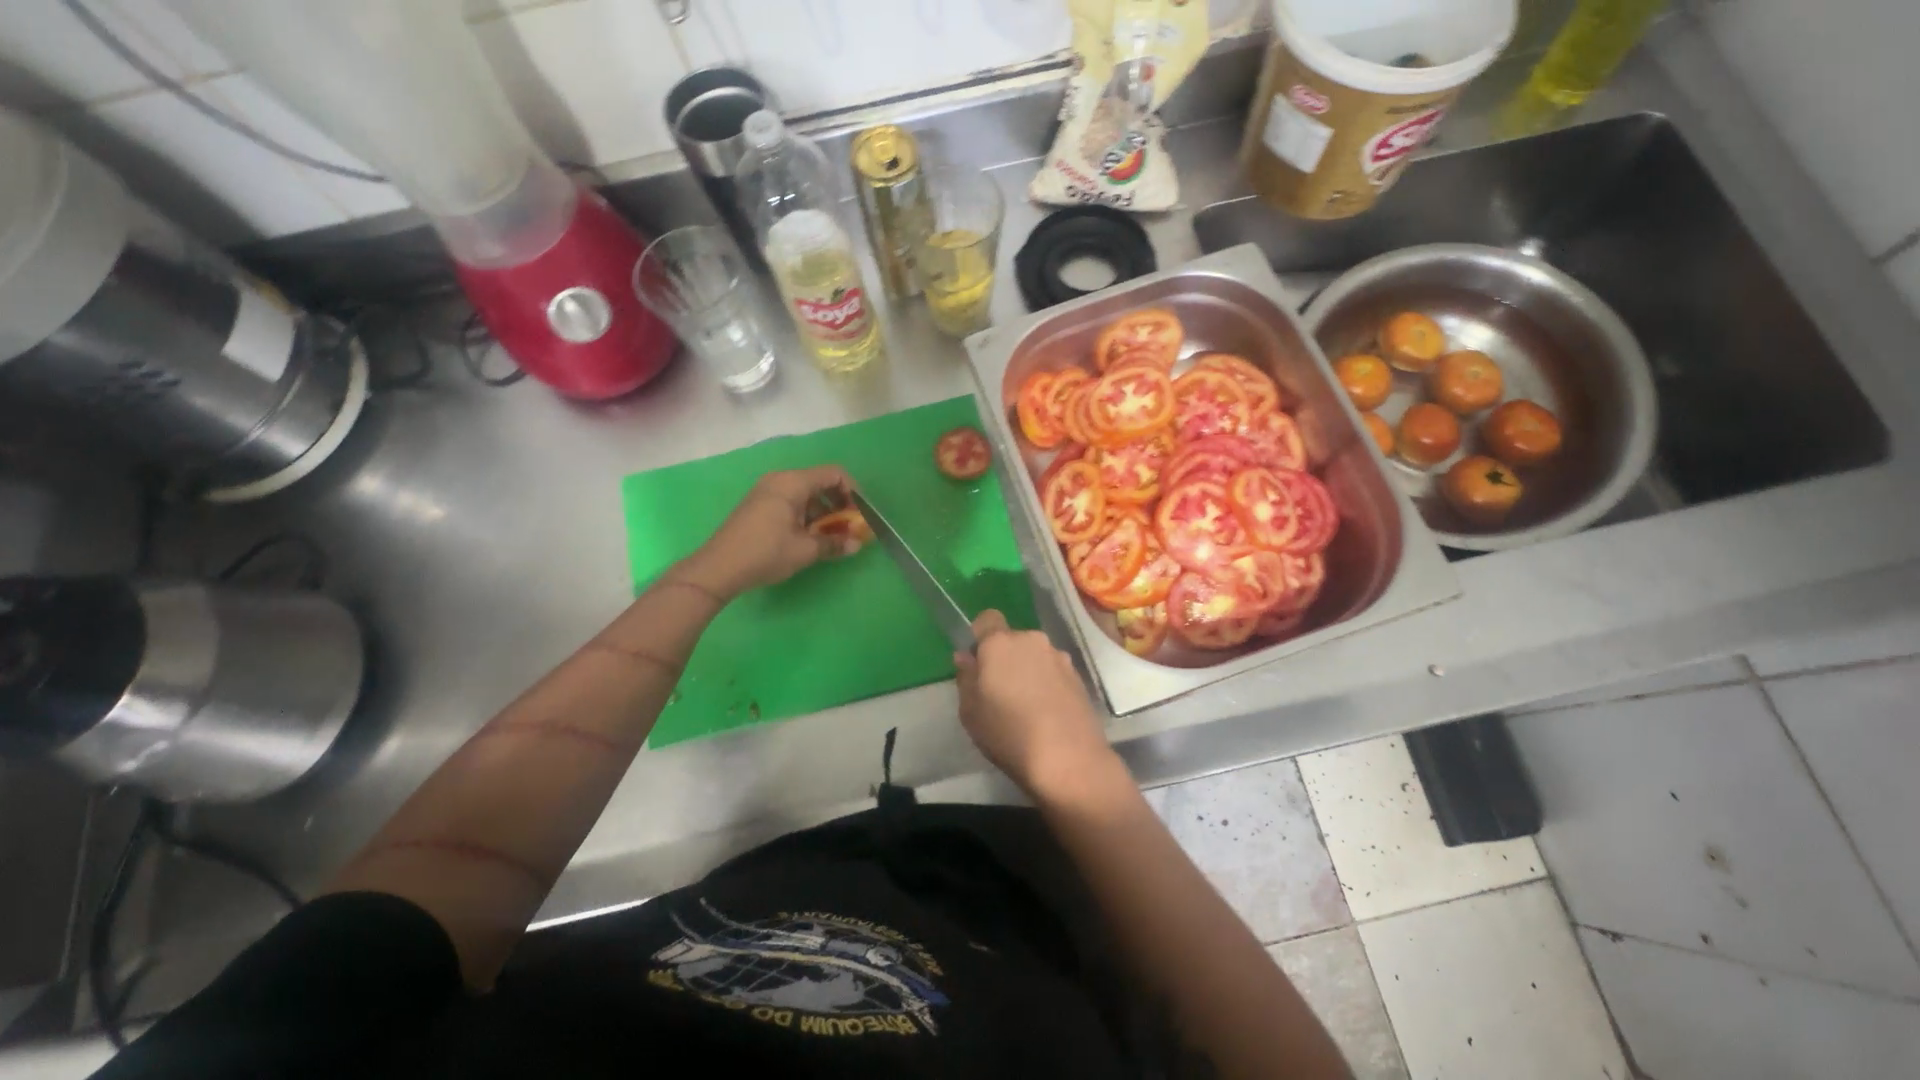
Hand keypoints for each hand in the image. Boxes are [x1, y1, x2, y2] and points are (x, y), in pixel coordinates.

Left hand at [675, 466, 854, 598]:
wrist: (719, 568)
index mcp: (792, 483)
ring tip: (830, 539)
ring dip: (823, 514)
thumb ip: (834, 543)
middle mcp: (780, 480)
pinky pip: (791, 502)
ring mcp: (767, 492)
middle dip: (839, 505)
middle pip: (820, 483)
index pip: (834, 474)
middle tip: (848, 529)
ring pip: (806, 495)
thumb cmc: (765, 553)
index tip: (859, 516)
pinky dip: (806, 516)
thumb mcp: (805, 550)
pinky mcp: (759, 506)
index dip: (853, 492)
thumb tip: (856, 544)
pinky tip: (808, 538)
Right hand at [954, 611, 1119, 799]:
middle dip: (1005, 658)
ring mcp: (1059, 658)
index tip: (978, 663)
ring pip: (1035, 656)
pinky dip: (1048, 685)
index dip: (980, 637)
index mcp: (1000, 644)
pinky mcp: (1079, 677)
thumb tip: (966, 657)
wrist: (1069, 759)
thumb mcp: (971, 712)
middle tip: (1000, 692)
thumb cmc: (1009, 734)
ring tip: (1027, 707)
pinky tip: (1047, 714)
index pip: (987, 618)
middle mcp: (1032, 641)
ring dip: (1028, 671)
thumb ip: (966, 678)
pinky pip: (1054, 672)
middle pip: (1013, 640)